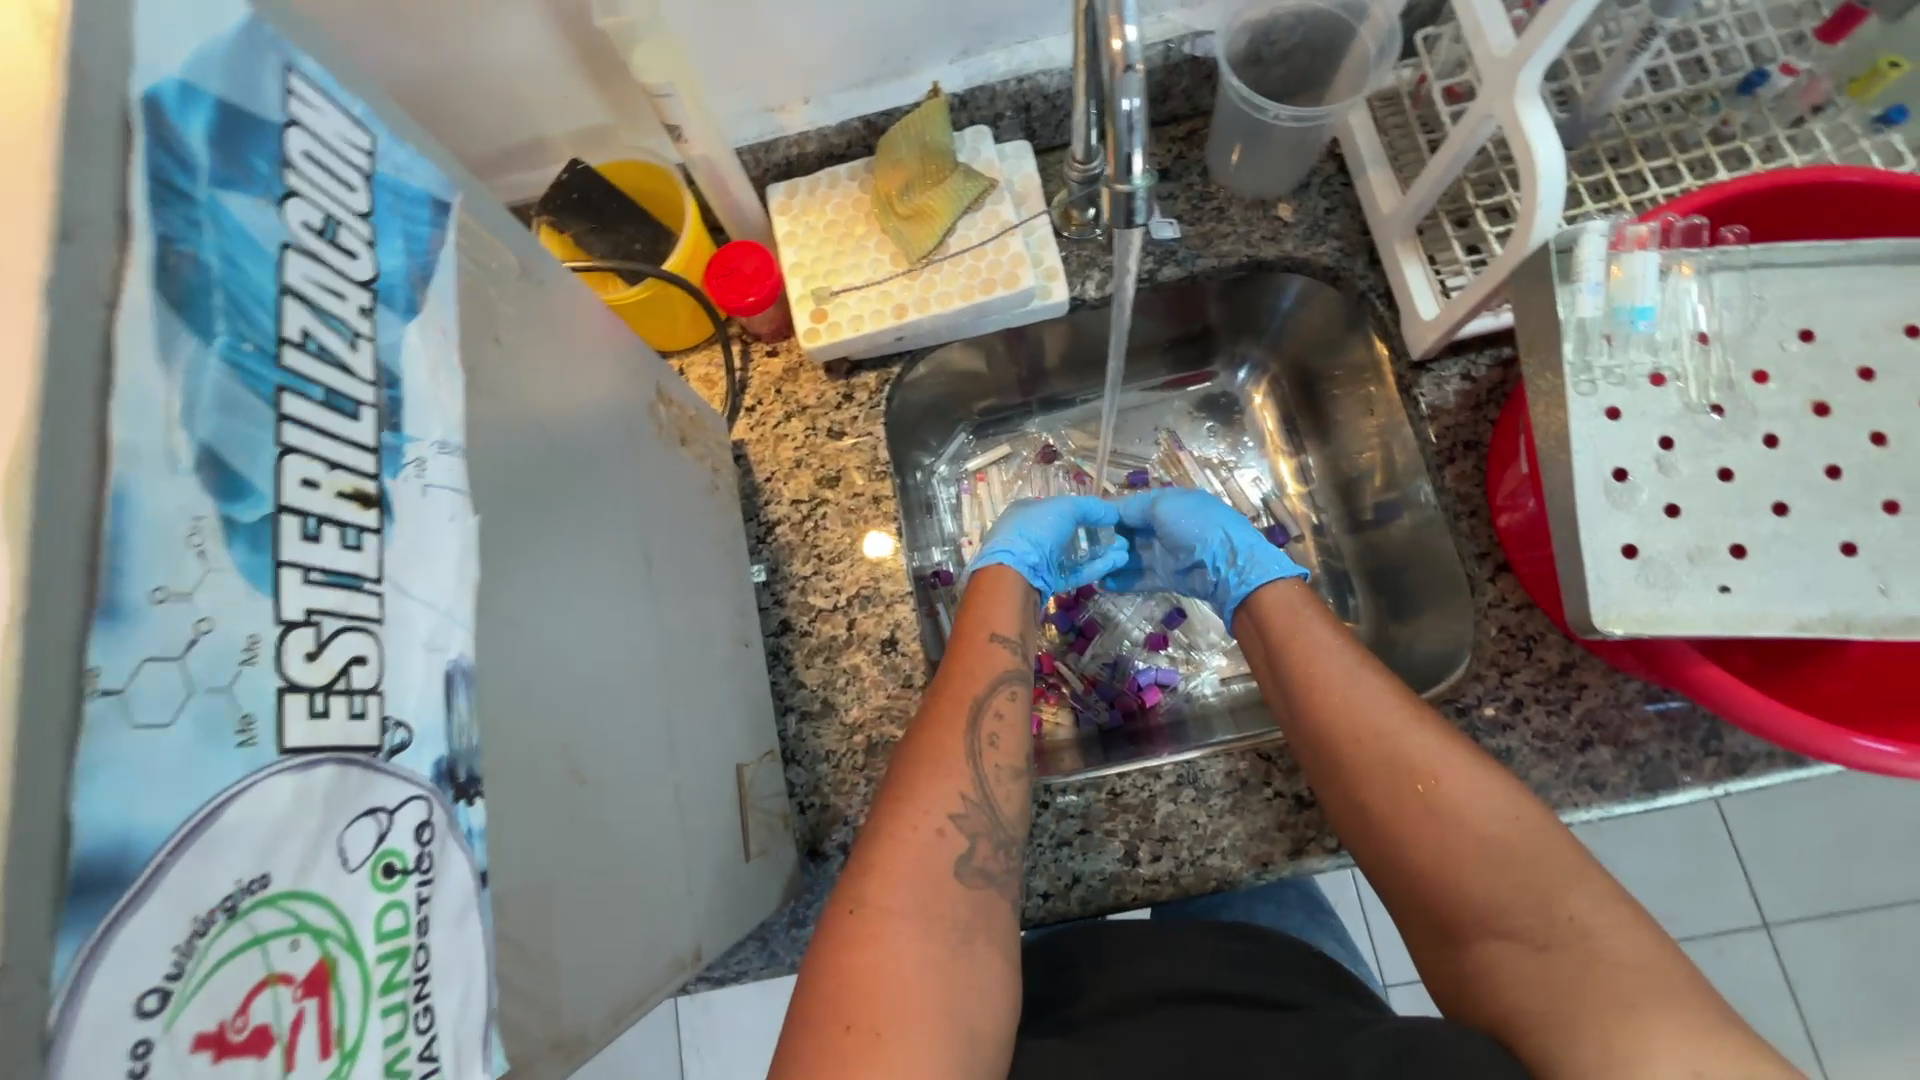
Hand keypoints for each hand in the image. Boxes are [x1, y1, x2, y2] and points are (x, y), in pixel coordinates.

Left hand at [967, 495, 1128, 596]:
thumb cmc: (1035, 531)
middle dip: (1096, 535)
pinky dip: (1093, 567)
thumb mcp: (1064, 508)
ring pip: (1073, 555)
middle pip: (1068, 534)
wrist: (1014, 574)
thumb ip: (1090, 507)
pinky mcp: (1046, 583)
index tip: (1106, 516)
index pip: (1059, 510)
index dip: (1083, 512)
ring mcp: (1037, 561)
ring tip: (1124, 551)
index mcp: (1027, 512)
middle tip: (1121, 537)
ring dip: (1099, 552)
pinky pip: (1073, 573)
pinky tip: (1116, 563)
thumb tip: (1112, 512)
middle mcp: (1030, 536)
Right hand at [1101, 488, 1307, 629]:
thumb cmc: (1196, 528)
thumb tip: (1110, 512)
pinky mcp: (1170, 577)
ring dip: (1113, 561)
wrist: (1232, 568)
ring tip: (1089, 568)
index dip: (1110, 514)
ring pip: (1134, 556)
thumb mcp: (1162, 507)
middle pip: (1131, 532)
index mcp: (1169, 503)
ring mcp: (1169, 553)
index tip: (1085, 523)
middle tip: (1084, 549)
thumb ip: (1133, 508)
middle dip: (1108, 540)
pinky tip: (1103, 584)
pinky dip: (1123, 581)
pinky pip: (1142, 577)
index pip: (1132, 506)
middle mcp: (1168, 526)